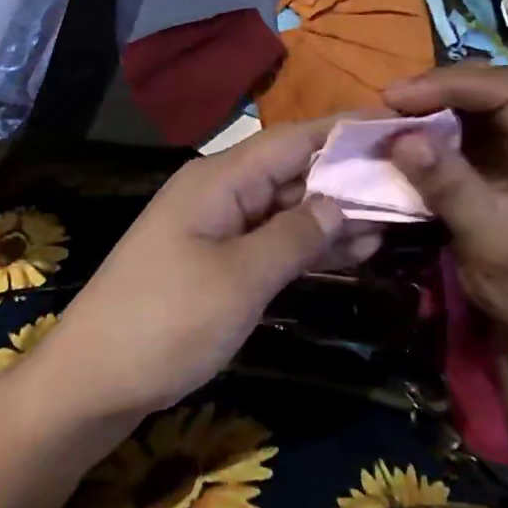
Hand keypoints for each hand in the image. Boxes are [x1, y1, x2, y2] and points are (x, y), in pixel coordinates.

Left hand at [33, 118, 382, 417]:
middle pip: (295, 171)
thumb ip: (294, 236)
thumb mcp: (239, 280)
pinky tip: (356, 248)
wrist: (92, 383)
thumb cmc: (164, 323)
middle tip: (415, 179)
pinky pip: (274, 241)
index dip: (348, 130)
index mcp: (220, 180)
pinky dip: (311, 245)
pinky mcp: (219, 262)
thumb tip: (338, 203)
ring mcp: (219, 229)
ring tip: (399, 216)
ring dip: (337, 213)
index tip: (402, 124)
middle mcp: (221, 193)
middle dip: (351, 175)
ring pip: (289, 208)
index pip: (295, 139)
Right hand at [384, 64, 507, 370]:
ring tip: (393, 118)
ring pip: (483, 114)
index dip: (451, 86)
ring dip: (437, 114)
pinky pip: (475, 142)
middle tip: (389, 103)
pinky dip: (441, 139)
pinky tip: (412, 142)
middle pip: (498, 94)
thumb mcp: (493, 243)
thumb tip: (399, 137)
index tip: (395, 95)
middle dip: (441, 94)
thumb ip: (449, 185)